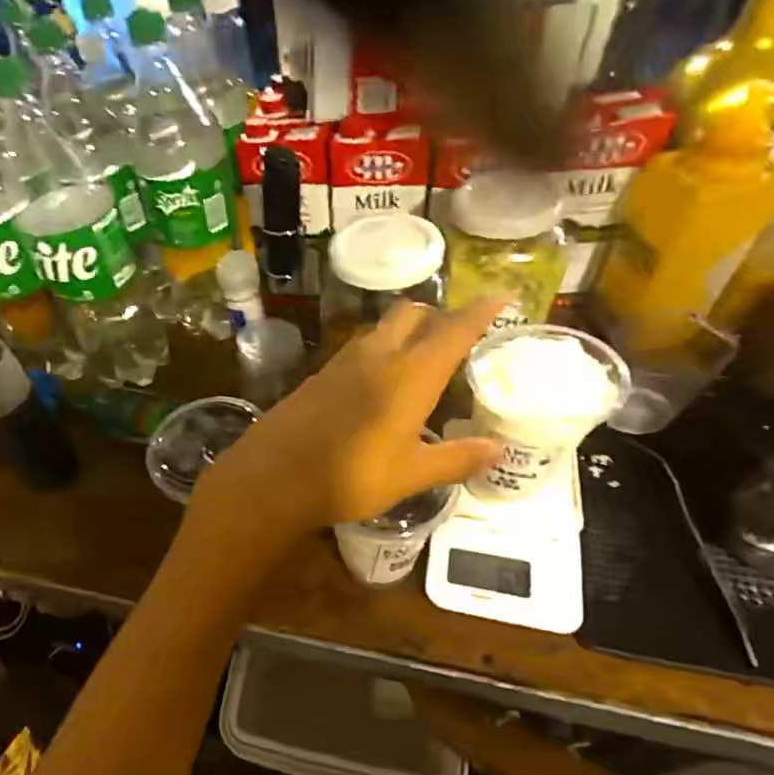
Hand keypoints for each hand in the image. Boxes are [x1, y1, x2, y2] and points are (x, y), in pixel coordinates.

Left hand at [190, 297, 502, 534]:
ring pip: (382, 328)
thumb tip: (497, 448)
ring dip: (406, 330)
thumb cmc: (349, 478)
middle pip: (413, 314)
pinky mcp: (318, 374)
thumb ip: (454, 458)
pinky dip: (379, 349)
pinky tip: (378, 379)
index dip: (479, 312)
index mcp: (409, 375)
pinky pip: (358, 348)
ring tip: (421, 356)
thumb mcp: (409, 475)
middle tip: (457, 335)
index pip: (453, 331)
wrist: (272, 476)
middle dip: (439, 315)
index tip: (501, 296)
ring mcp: (342, 362)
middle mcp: (377, 356)